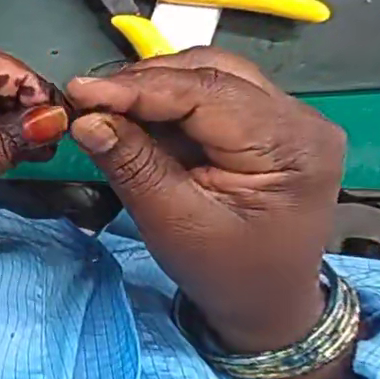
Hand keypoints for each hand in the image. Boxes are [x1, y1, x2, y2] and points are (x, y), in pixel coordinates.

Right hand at [66, 48, 346, 355]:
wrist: (266, 305)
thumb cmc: (227, 274)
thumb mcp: (173, 224)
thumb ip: (132, 166)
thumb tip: (87, 121)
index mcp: (290, 145)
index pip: (206, 93)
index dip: (137, 87)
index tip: (81, 91)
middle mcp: (298, 119)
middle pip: (211, 73)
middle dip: (142, 82)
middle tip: (86, 100)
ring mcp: (285, 119)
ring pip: (209, 77)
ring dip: (151, 88)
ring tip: (104, 108)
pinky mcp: (264, 127)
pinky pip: (209, 98)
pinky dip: (164, 104)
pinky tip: (133, 118)